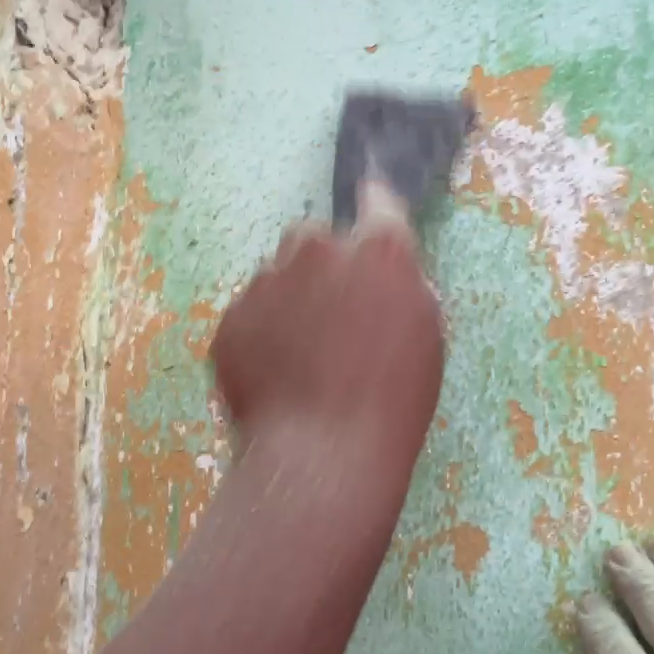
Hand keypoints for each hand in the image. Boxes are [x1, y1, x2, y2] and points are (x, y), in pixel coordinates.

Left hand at [210, 219, 442, 472]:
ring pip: (275, 277)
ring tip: (299, 357)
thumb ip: (401, 286)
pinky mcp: (230, 319)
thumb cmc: (392, 402)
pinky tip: (274, 374)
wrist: (322, 454)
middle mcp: (316, 251)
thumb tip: (380, 273)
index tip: (370, 203)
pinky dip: (259, 334)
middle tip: (330, 314)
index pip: (378, 200)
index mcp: (377, 252)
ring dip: (287, 301)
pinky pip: (247, 314)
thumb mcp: (424, 337)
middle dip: (321, 264)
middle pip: (313, 237)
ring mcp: (265, 283)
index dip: (374, 204)